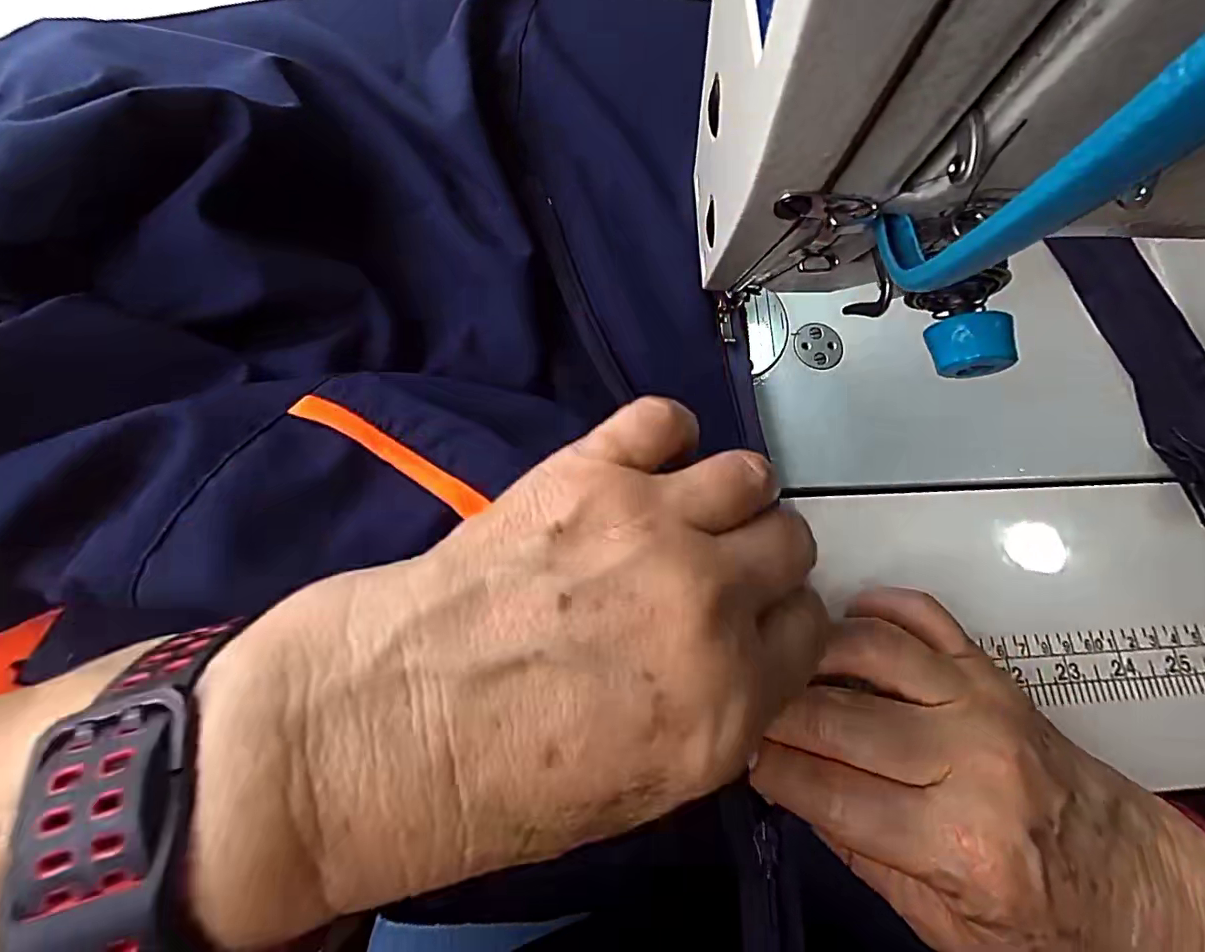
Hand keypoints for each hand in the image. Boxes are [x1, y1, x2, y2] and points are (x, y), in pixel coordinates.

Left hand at [188, 398, 828, 945]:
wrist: (395, 714)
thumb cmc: (505, 774)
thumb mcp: (649, 785)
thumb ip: (719, 708)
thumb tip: (739, 648)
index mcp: (731, 701)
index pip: (810, 627)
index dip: (778, 619)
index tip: (749, 612)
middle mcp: (706, 603)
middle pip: (786, 541)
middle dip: (758, 555)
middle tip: (709, 561)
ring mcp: (647, 526)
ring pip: (746, 474)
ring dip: (722, 494)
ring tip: (677, 509)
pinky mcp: (585, 473)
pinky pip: (663, 419)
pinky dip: (662, 436)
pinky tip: (639, 463)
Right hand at [751, 589, 1204, 951]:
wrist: (1152, 896)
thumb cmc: (1045, 922)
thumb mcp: (943, 924)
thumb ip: (854, 848)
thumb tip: (777, 780)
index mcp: (960, 847)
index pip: (818, 787)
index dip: (759, 763)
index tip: (730, 748)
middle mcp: (970, 763)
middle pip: (829, 713)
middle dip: (766, 705)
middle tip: (735, 700)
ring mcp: (983, 705)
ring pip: (865, 647)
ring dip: (807, 648)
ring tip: (778, 662)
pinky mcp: (992, 674)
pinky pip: (920, 614)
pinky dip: (874, 605)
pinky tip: (841, 620)